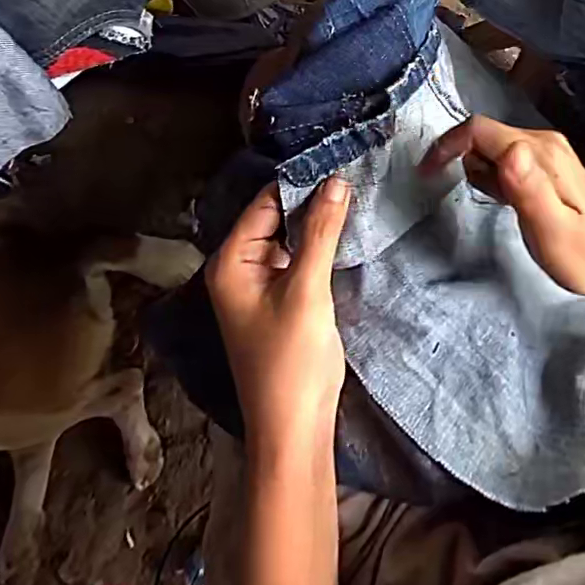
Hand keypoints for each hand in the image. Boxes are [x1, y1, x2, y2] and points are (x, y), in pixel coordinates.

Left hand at [207, 178, 350, 452]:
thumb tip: (337, 181)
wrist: (295, 426)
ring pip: (290, 237)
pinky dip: (320, 243)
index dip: (299, 181)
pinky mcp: (283, 299)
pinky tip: (346, 230)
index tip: (337, 158)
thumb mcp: (307, 289)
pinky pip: (299, 257)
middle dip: (311, 198)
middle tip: (351, 172)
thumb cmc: (291, 359)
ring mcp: (262, 285)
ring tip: (354, 193)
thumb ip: (321, 232)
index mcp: (231, 263)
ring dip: (317, 221)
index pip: (264, 204)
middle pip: (276, 218)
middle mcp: (240, 269)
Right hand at [420, 115, 584, 311]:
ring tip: (503, 206)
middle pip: (484, 135)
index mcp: (542, 152)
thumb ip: (528, 190)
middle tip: (484, 202)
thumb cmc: (583, 257)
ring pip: (493, 146)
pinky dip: (495, 177)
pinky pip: (506, 157)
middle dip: (466, 162)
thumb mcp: (552, 230)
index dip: (448, 146)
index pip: (480, 130)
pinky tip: (510, 202)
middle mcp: (545, 142)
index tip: (427, 174)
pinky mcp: (548, 163)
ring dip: (483, 172)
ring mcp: (549, 150)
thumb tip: (507, 152)